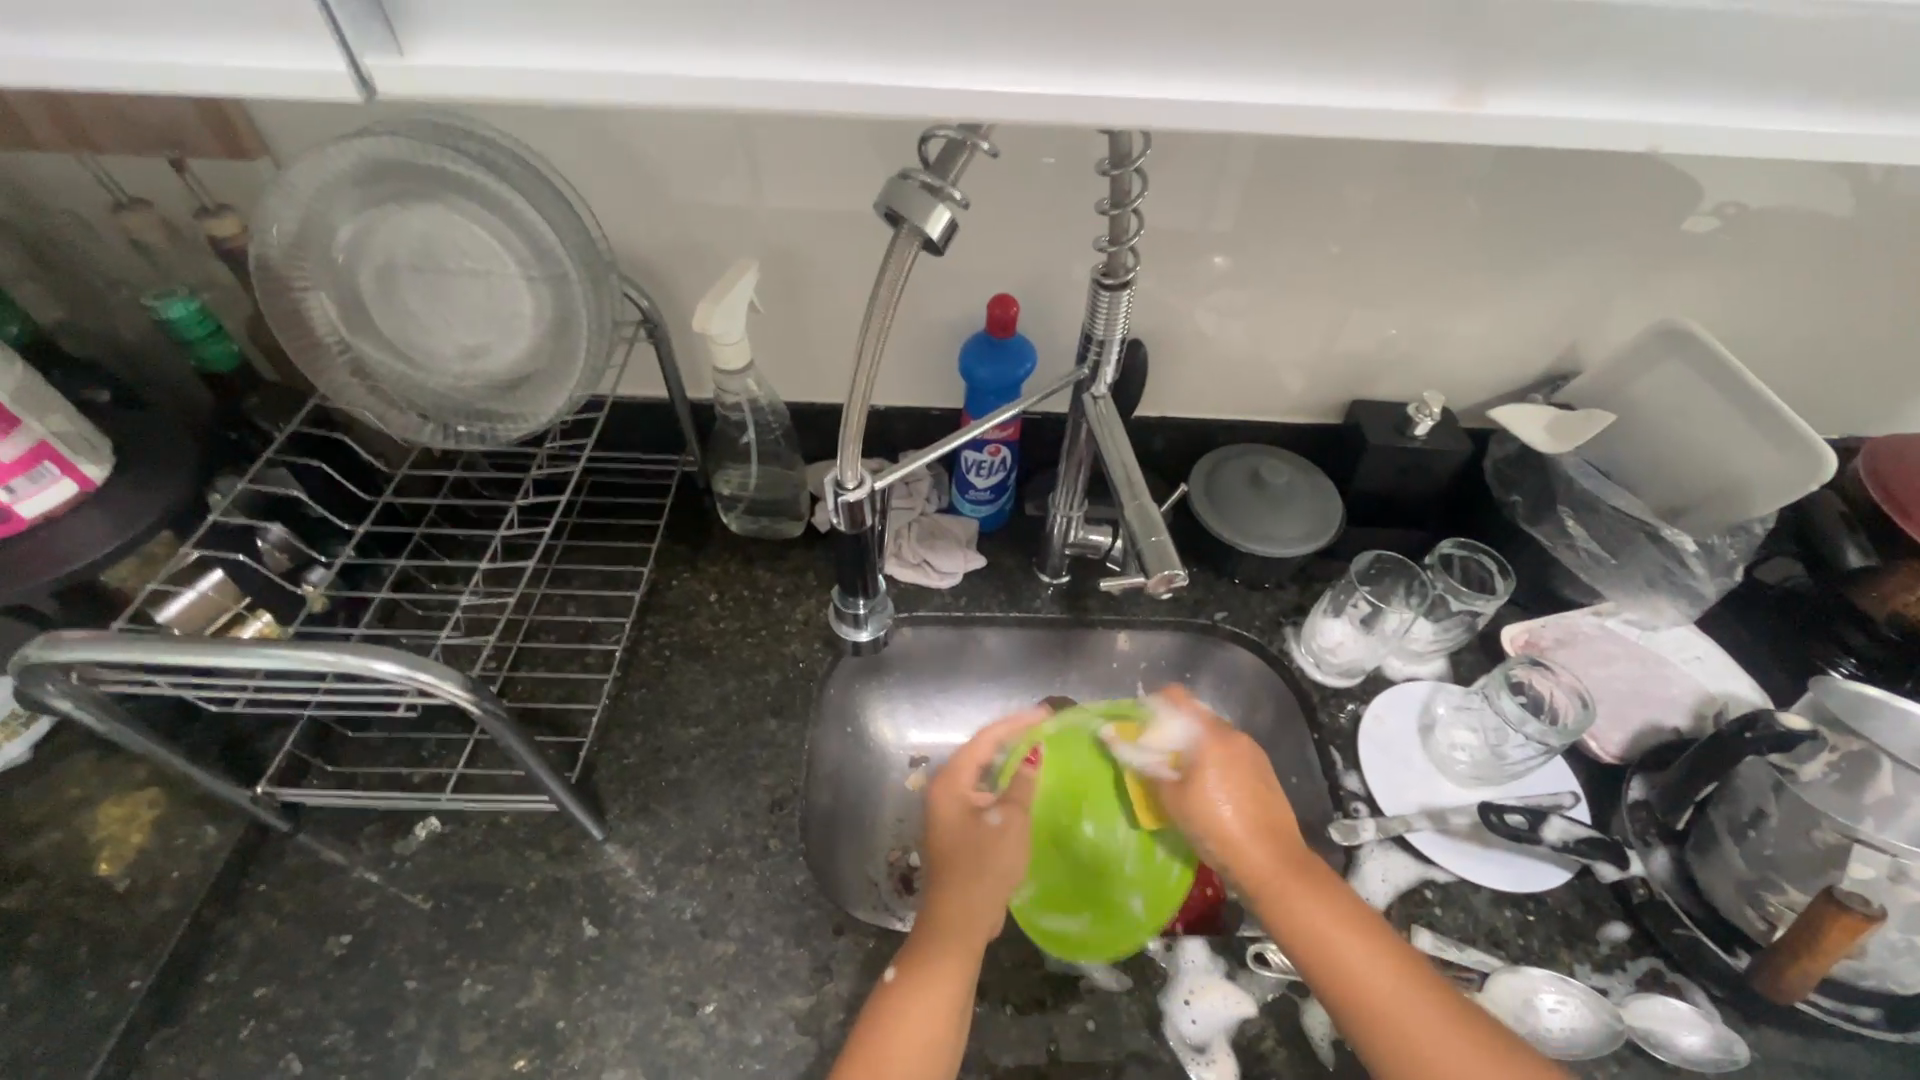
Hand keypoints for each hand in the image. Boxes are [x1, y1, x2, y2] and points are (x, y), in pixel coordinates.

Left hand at [915, 705, 1047, 949]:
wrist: (959, 920)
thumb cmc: (984, 866)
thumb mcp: (1010, 820)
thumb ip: (1022, 783)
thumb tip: (1033, 755)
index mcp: (951, 781)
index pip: (985, 739)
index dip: (1016, 724)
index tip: (1045, 713)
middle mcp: (944, 789)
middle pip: (980, 752)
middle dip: (1011, 738)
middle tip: (1043, 726)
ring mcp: (948, 810)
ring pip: (981, 774)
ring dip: (1007, 762)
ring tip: (1037, 748)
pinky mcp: (957, 828)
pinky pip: (982, 794)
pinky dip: (1002, 785)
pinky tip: (1022, 785)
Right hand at [1146, 685, 1309, 882]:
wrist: (1272, 862)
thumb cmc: (1214, 826)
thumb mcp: (1170, 798)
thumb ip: (1144, 765)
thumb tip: (1114, 740)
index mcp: (1209, 733)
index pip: (1177, 697)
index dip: (1154, 704)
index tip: (1140, 726)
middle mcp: (1234, 733)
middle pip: (1196, 716)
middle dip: (1173, 730)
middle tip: (1157, 756)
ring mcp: (1253, 751)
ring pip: (1214, 736)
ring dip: (1195, 747)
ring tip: (1182, 776)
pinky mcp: (1265, 770)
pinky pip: (1231, 753)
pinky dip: (1214, 760)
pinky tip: (1210, 790)